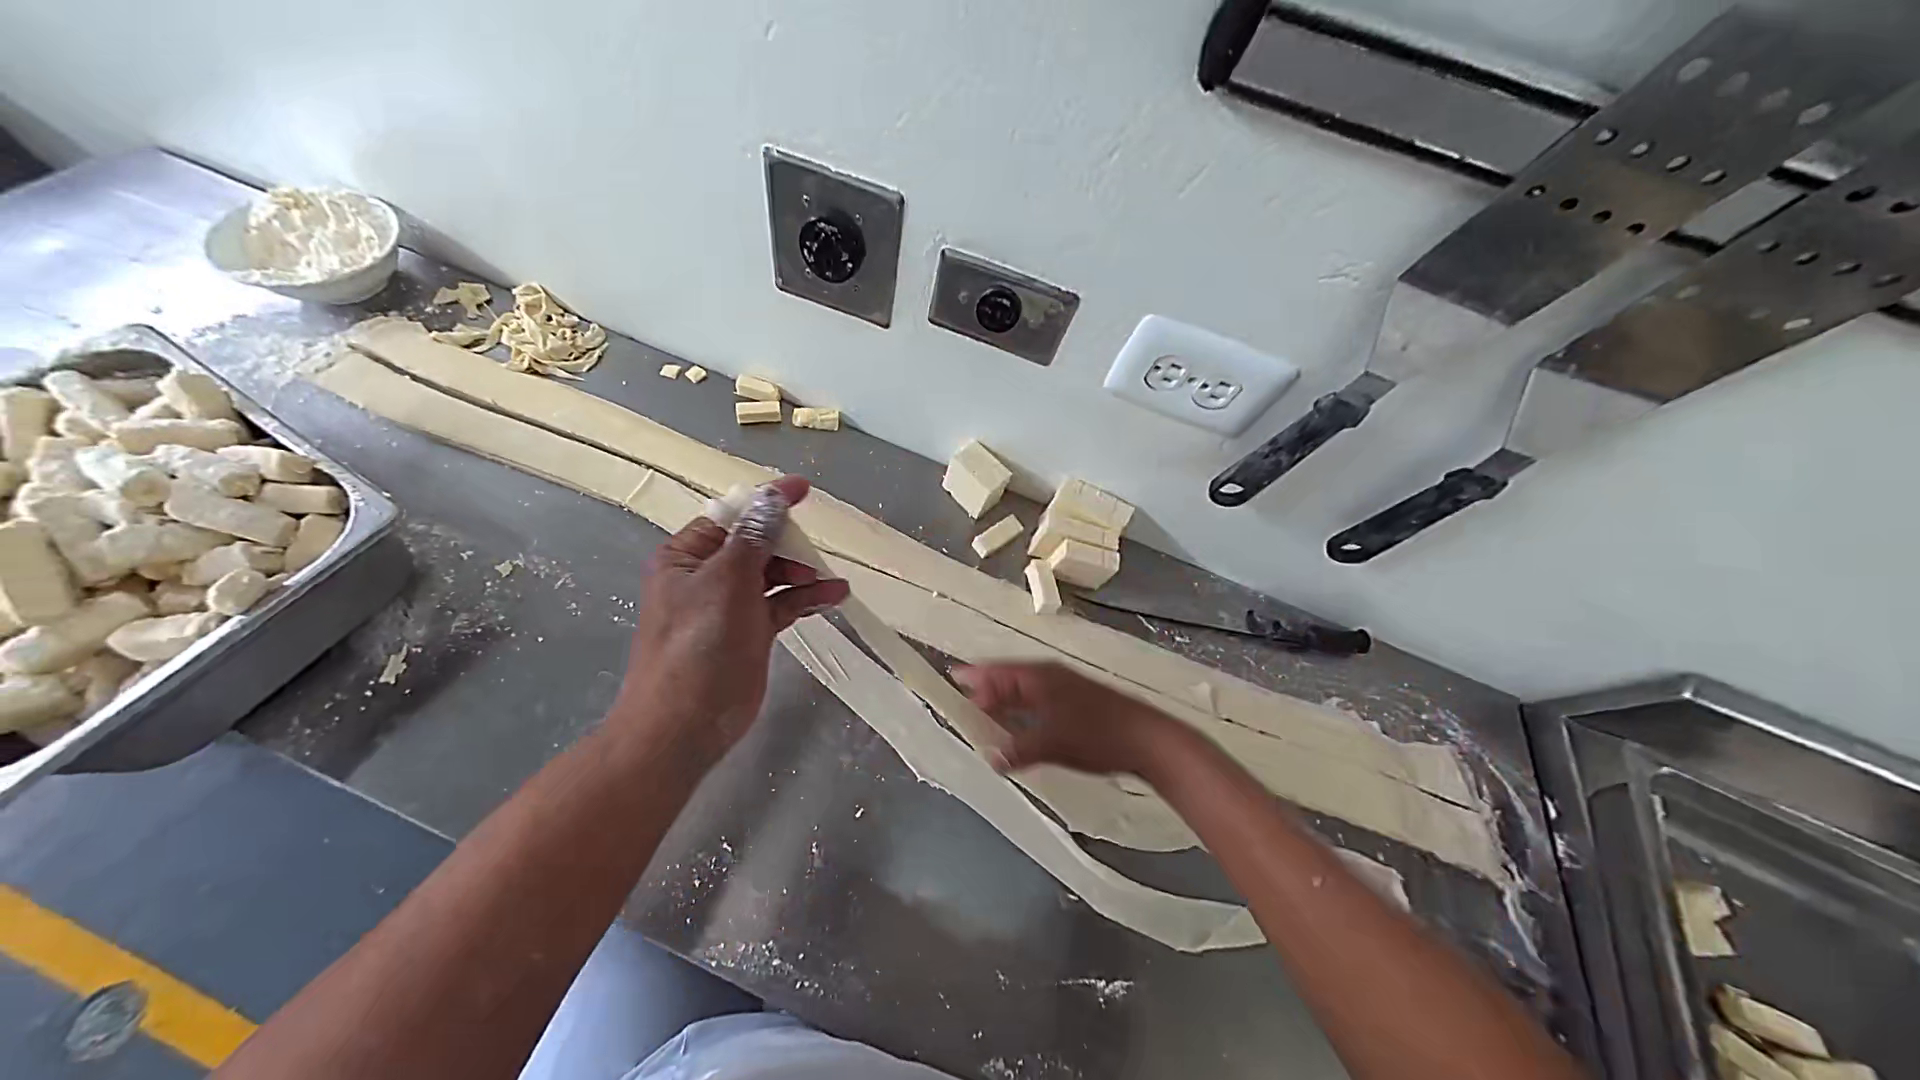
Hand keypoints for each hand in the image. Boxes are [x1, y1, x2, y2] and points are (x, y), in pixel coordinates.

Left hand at [614, 475, 849, 763]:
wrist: (685, 723)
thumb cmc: (700, 642)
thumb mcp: (728, 579)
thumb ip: (755, 536)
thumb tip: (773, 496)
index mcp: (686, 557)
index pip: (732, 518)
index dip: (766, 503)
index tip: (803, 490)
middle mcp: (707, 576)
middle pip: (755, 544)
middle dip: (787, 543)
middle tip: (814, 549)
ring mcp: (730, 606)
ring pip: (773, 575)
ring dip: (802, 572)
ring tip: (830, 578)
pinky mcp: (751, 632)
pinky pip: (782, 604)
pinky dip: (806, 598)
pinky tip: (834, 596)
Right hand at [953, 662, 1181, 778]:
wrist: (1149, 740)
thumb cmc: (1098, 735)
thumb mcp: (1052, 744)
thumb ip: (1018, 750)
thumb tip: (990, 757)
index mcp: (1041, 677)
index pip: (999, 671)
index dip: (976, 675)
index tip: (952, 678)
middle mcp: (1051, 677)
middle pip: (1010, 680)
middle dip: (987, 692)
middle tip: (963, 706)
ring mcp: (1065, 690)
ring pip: (1024, 693)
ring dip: (1005, 704)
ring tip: (983, 719)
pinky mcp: (1076, 705)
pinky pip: (1038, 703)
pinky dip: (1022, 713)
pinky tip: (1018, 730)